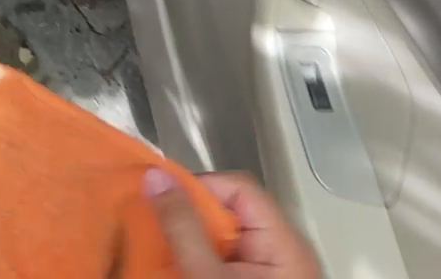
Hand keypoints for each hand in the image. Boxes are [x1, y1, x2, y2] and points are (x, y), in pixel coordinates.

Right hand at [145, 169, 321, 278]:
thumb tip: (155, 173)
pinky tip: (183, 266)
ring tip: (168, 251)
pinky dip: (203, 257)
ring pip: (226, 234)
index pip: (237, 186)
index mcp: (285, 243)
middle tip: (161, 231)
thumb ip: (183, 227)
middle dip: (190, 215)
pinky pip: (229, 256)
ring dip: (193, 238)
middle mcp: (285, 250)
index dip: (199, 187)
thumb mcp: (209, 277)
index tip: (164, 202)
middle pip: (229, 208)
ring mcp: (275, 270)